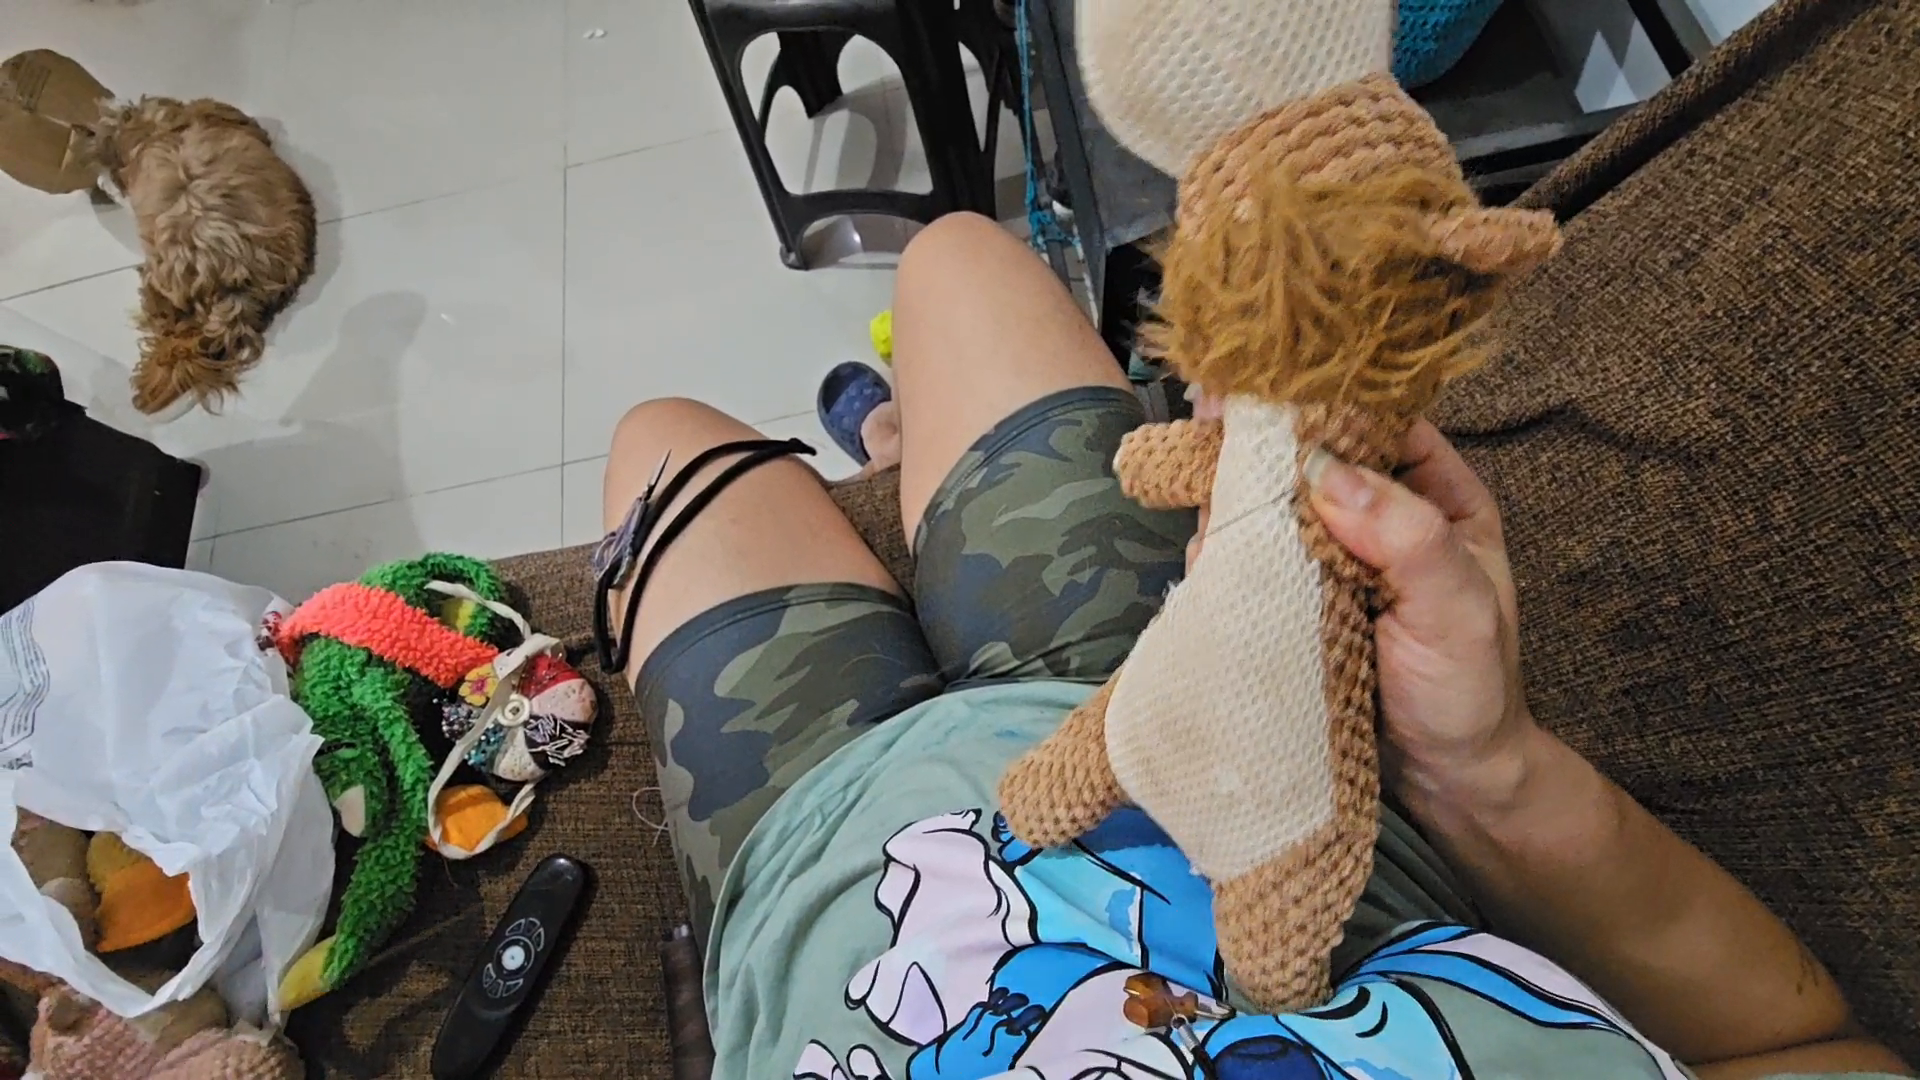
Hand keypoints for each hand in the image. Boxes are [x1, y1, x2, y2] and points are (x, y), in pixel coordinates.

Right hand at [1183, 417, 1534, 808]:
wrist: (1441, 771)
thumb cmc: (1468, 688)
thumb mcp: (1457, 608)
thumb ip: (1406, 536)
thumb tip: (1323, 470)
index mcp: (1431, 497)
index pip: (1375, 427)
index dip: (1321, 402)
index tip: (1264, 389)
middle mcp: (1371, 515)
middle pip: (1308, 459)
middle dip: (1258, 443)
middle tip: (1206, 420)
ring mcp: (1325, 555)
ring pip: (1270, 505)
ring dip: (1231, 494)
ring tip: (1190, 481)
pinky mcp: (1289, 594)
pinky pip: (1249, 557)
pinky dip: (1222, 549)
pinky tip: (1204, 550)